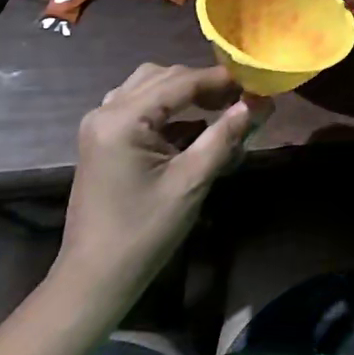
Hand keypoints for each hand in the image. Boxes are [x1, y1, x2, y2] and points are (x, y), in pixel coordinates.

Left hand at [53, 64, 269, 303]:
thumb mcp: (191, 182)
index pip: (180, 82)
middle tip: (241, 99)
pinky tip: (194, 127)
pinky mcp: (103, 139)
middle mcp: (106, 110)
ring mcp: (100, 124)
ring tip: (221, 108)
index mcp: (123, 118)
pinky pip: (138, 108)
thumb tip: (258, 104)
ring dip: (184, 94)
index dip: (220, 80)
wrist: (96, 276)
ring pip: (149, 88)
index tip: (255, 83)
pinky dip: (168, 111)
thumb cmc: (144, 232)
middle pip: (162, 78)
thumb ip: (224, 137)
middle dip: (203, 85)